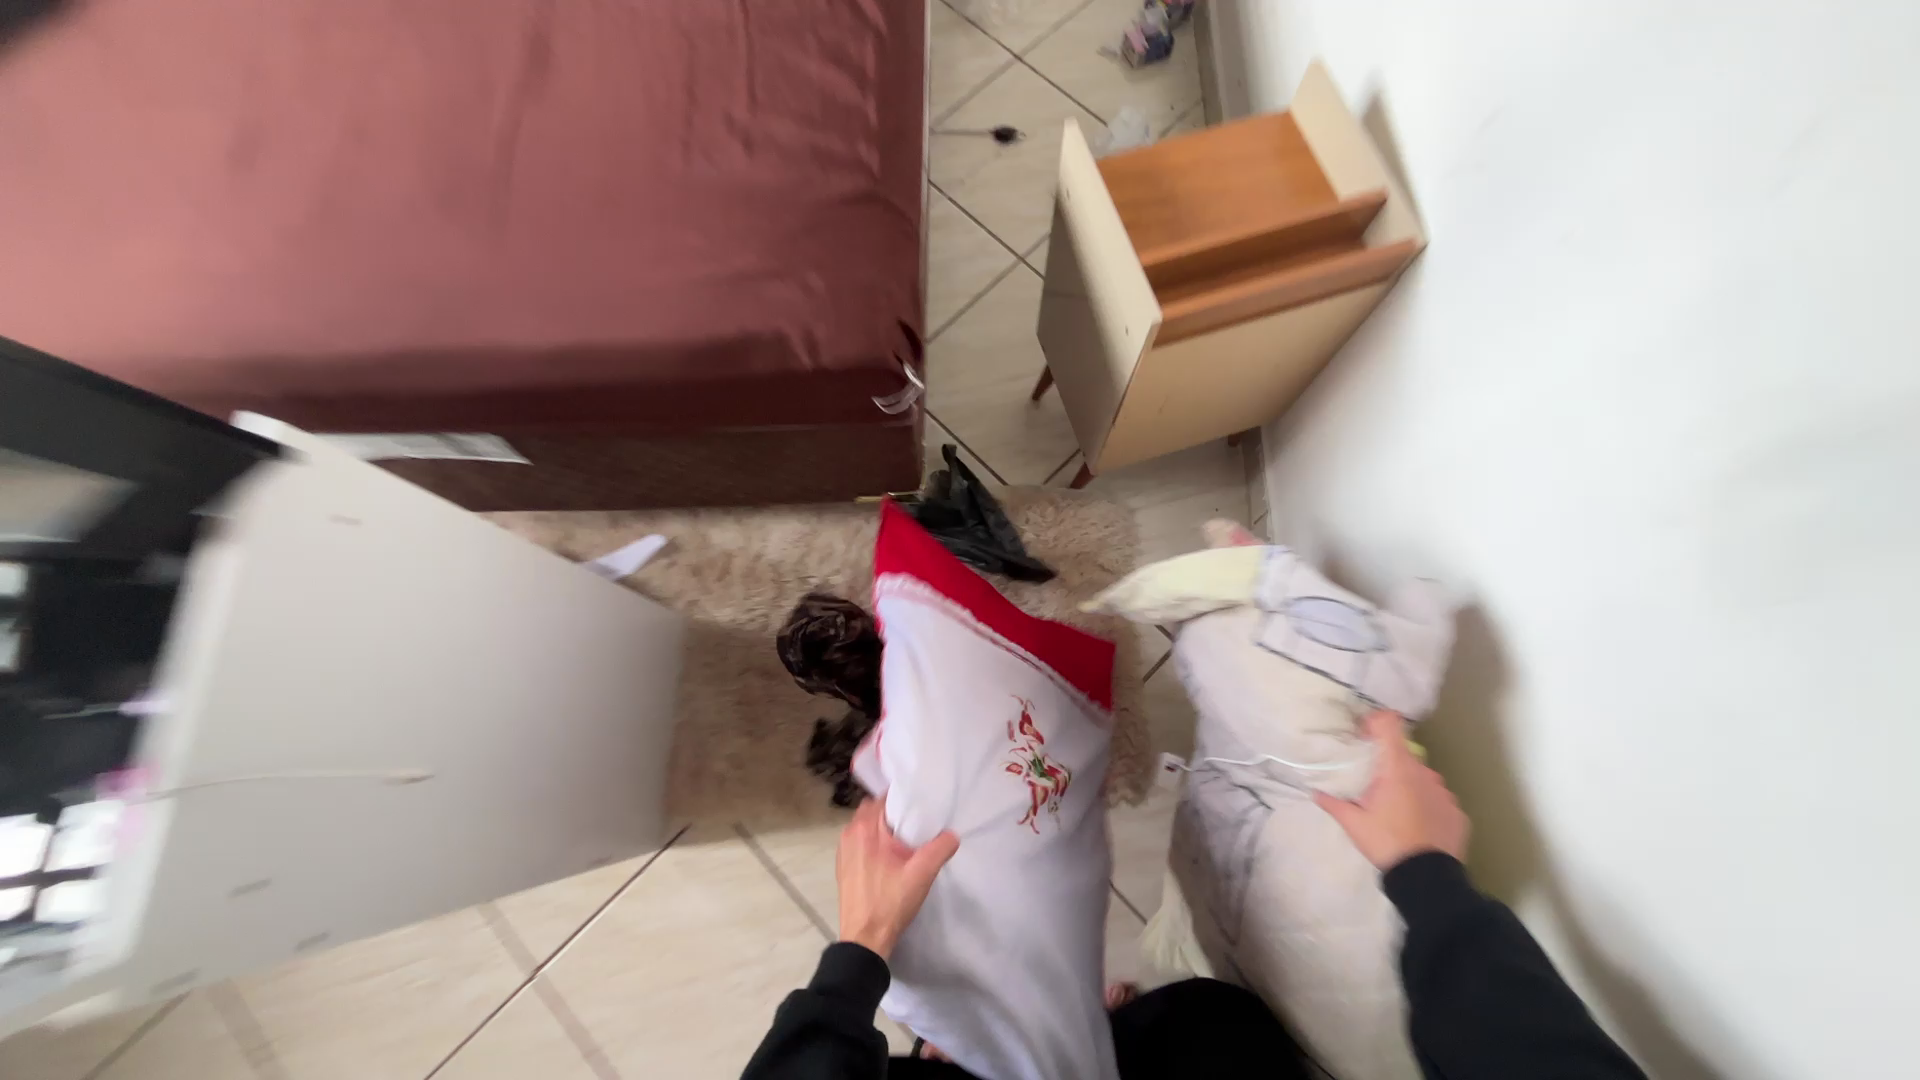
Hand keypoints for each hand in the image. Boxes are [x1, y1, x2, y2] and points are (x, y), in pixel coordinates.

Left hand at [836, 796, 959, 960]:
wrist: (864, 939)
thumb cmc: (891, 902)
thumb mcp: (922, 874)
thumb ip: (940, 848)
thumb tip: (952, 834)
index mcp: (865, 828)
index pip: (885, 798)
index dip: (904, 799)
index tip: (921, 805)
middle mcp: (850, 834)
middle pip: (874, 810)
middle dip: (894, 814)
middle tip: (916, 823)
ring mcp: (844, 851)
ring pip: (866, 827)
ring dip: (883, 829)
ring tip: (904, 841)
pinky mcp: (843, 866)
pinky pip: (860, 842)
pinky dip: (873, 843)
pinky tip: (889, 858)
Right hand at [1313, 710, 1469, 870]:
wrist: (1428, 879)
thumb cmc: (1386, 842)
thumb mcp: (1353, 823)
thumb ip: (1333, 803)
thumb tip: (1315, 792)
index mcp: (1397, 769)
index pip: (1389, 724)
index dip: (1375, 722)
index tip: (1363, 736)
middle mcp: (1424, 773)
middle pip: (1403, 754)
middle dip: (1388, 763)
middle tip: (1373, 786)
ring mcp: (1444, 793)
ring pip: (1422, 777)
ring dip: (1408, 784)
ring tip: (1397, 808)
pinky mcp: (1457, 812)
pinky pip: (1437, 798)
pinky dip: (1426, 804)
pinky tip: (1417, 823)